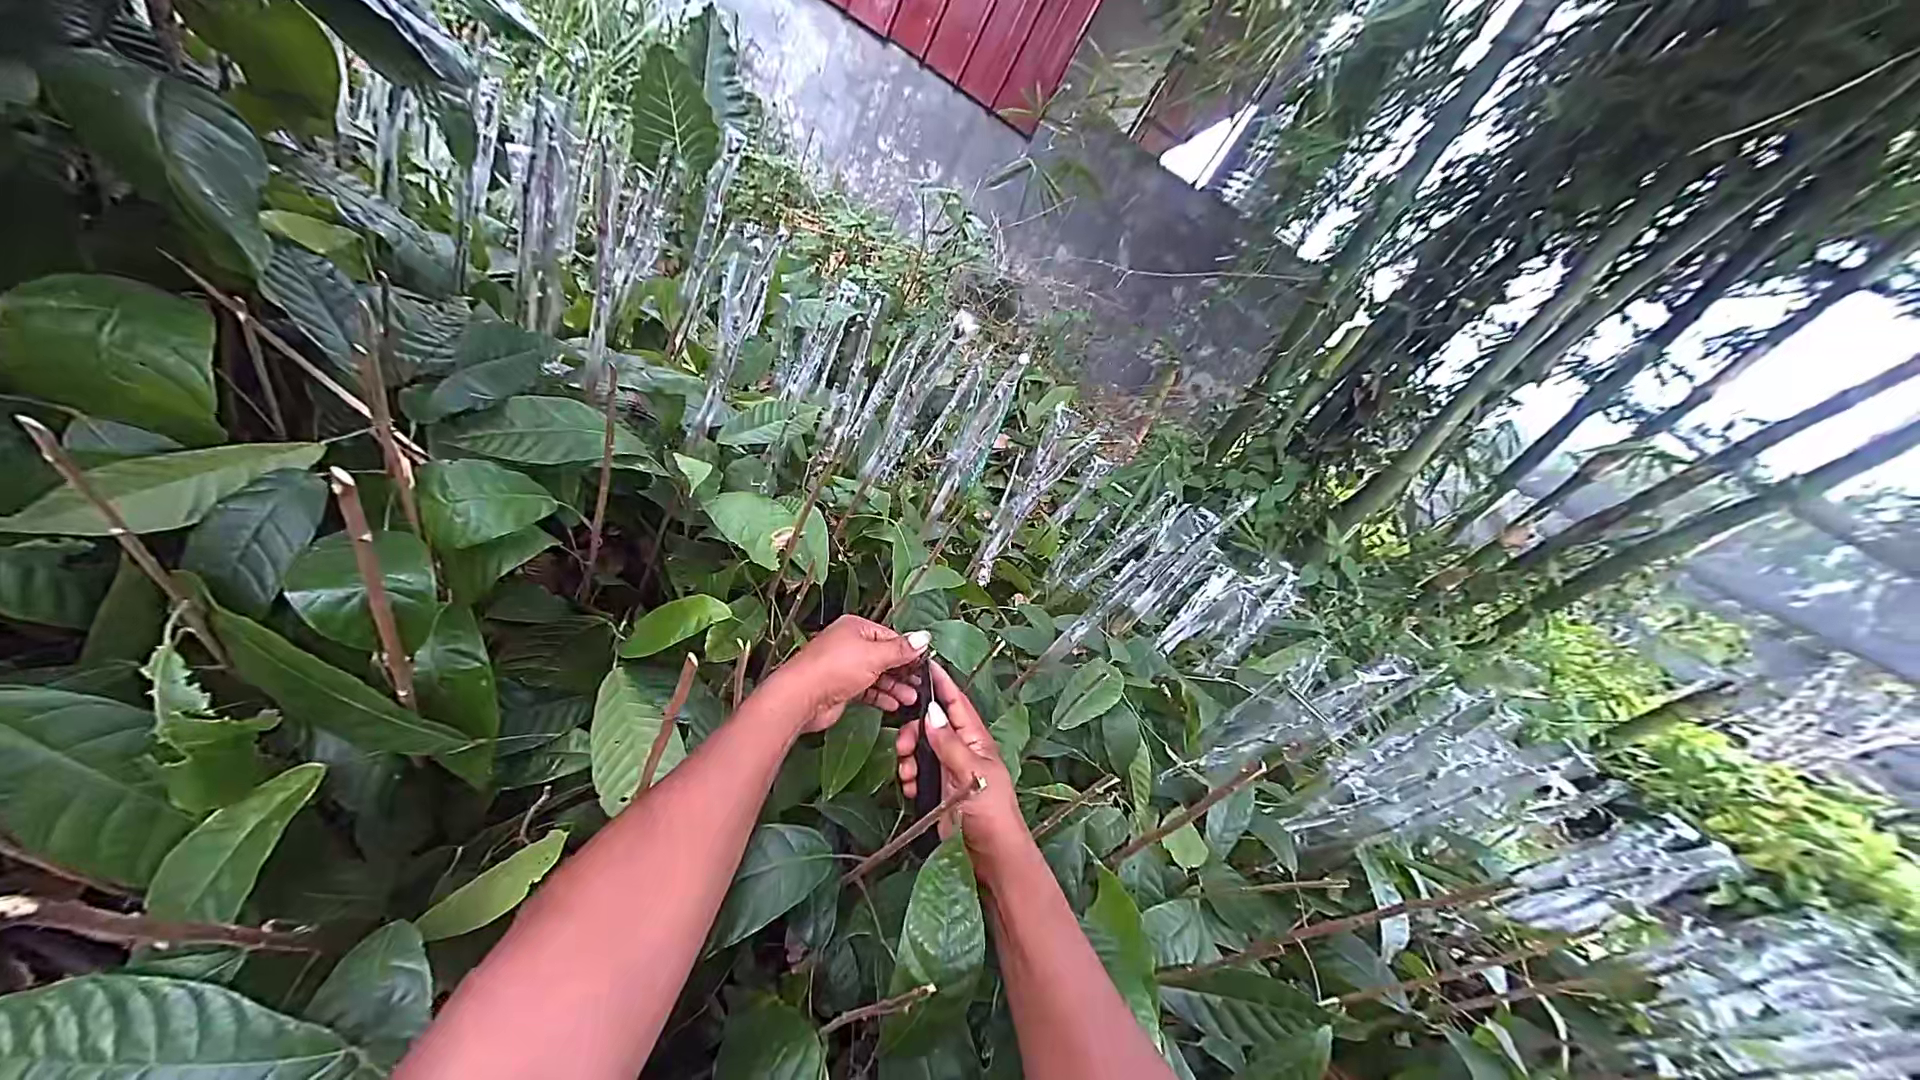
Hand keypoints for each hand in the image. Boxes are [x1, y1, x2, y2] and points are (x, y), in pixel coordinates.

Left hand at [764, 615, 929, 732]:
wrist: (801, 697)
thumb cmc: (832, 669)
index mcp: (857, 628)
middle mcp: (850, 645)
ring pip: (877, 675)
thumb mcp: (875, 656)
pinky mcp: (841, 688)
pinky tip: (894, 704)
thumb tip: (924, 637)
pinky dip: (881, 696)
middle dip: (904, 671)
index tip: (926, 663)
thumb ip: (901, 649)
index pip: (891, 637)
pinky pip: (867, 690)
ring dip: (895, 686)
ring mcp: (845, 667)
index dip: (909, 651)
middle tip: (921, 683)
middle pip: (885, 657)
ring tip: (912, 698)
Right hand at [896, 661, 1031, 872]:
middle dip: (912, 731)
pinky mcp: (937, 788)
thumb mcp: (971, 773)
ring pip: (919, 748)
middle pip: (930, 724)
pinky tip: (911, 788)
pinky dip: (909, 776)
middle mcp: (961, 749)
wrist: (990, 856)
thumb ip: (949, 742)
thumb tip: (931, 710)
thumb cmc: (990, 812)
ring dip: (908, 757)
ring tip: (909, 774)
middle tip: (903, 747)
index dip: (941, 682)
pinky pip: (916, 771)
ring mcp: (949, 768)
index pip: (956, 702)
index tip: (923, 663)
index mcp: (975, 738)